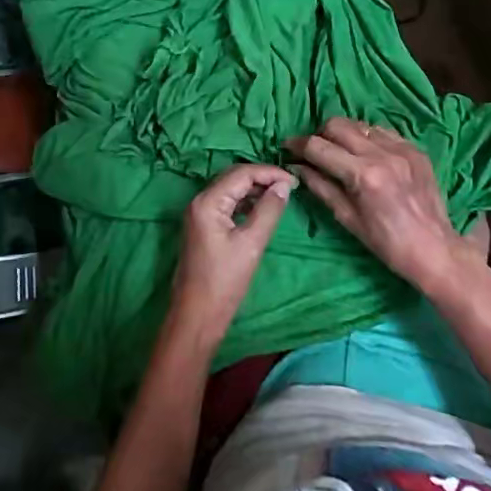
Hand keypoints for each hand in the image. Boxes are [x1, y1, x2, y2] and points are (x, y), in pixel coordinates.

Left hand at [169, 164, 295, 347]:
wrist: (196, 317)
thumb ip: (269, 210)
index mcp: (208, 202)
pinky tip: (261, 209)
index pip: (242, 173)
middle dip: (262, 177)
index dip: (270, 173)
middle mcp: (199, 201)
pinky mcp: (202, 226)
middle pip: (234, 177)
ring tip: (280, 196)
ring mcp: (198, 214)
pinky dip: (244, 202)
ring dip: (254, 189)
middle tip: (289, 186)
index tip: (295, 181)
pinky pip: (226, 203)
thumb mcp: (252, 244)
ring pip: (230, 189)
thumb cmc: (224, 282)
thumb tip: (284, 186)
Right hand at [287, 118, 474, 296]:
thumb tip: (298, 167)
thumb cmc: (387, 243)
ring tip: (340, 152)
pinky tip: (366, 154)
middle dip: (320, 134)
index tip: (289, 147)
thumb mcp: (348, 218)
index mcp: (363, 175)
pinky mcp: (415, 148)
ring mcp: (402, 148)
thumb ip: (321, 187)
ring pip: (360, 124)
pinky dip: (368, 138)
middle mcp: (382, 154)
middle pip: (338, 124)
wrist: (434, 248)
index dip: (299, 144)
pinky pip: (383, 131)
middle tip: (315, 150)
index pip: (320, 147)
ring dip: (344, 134)